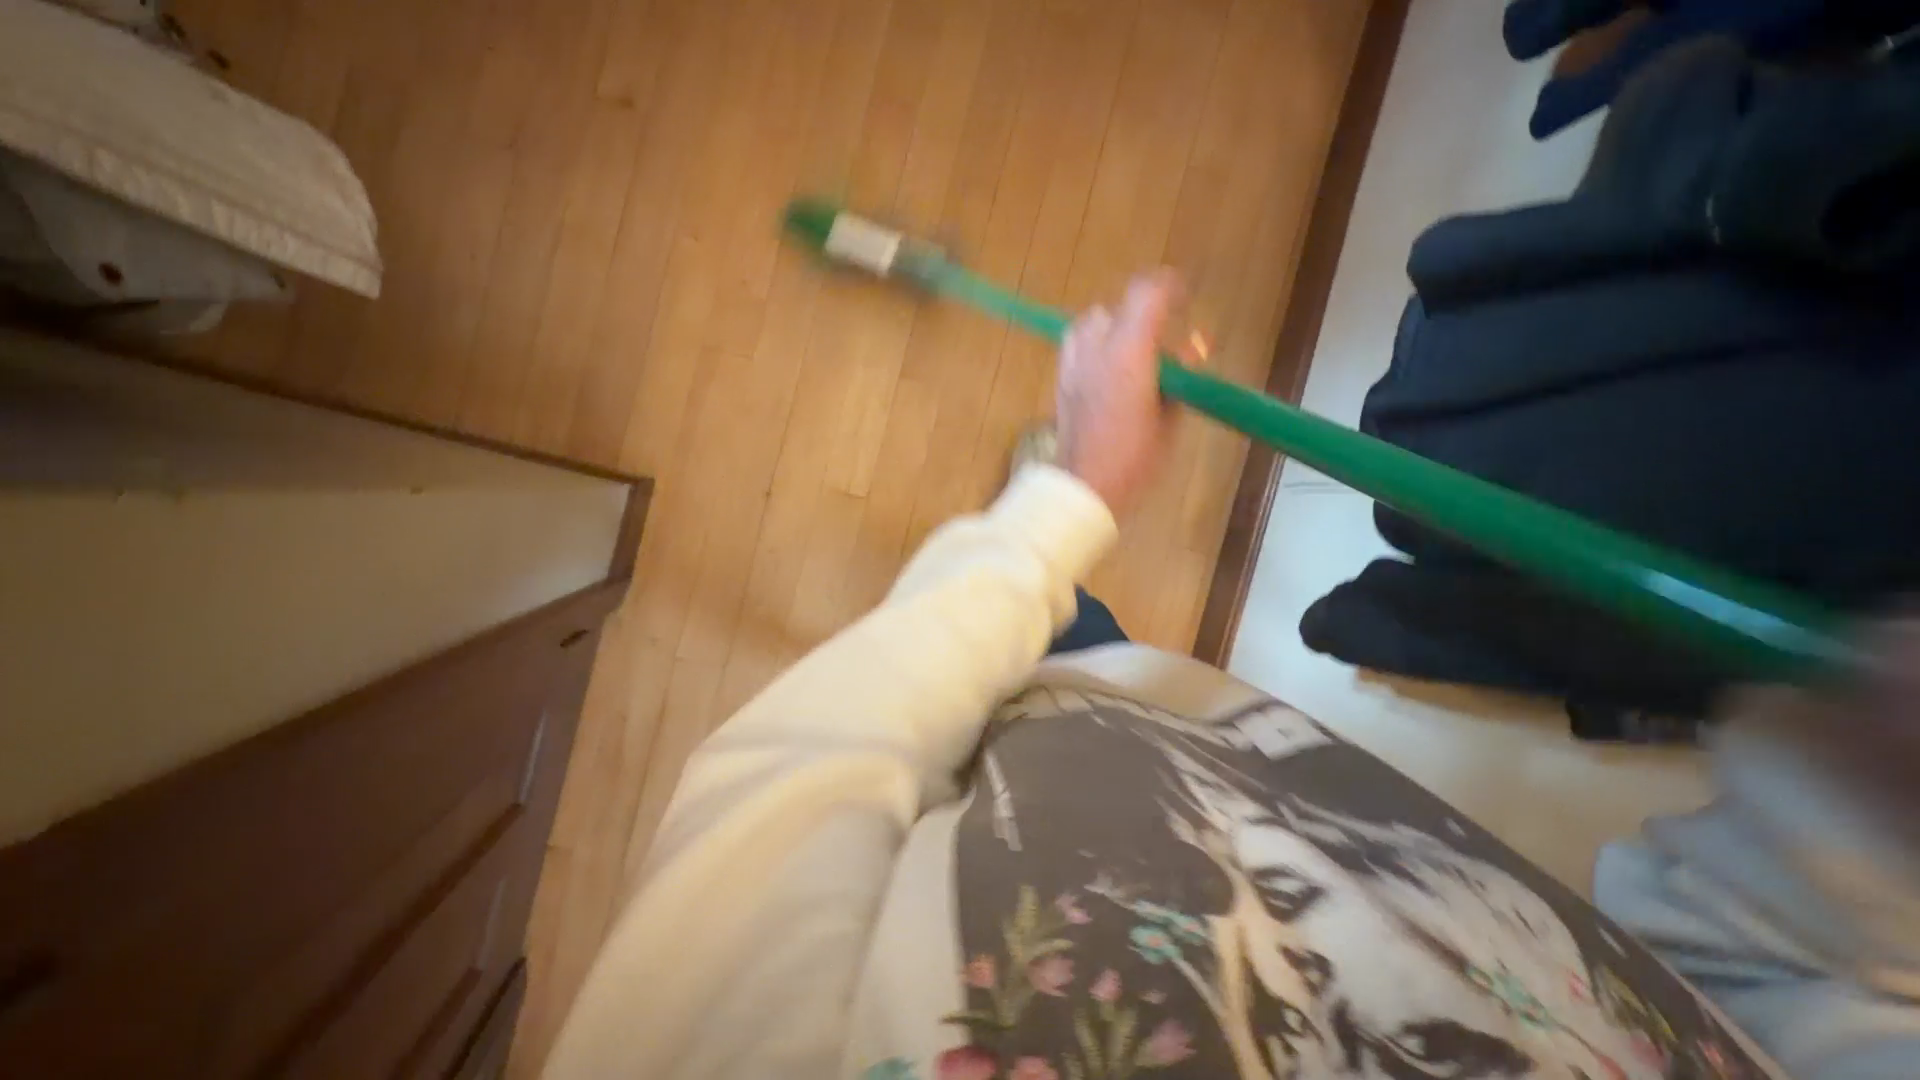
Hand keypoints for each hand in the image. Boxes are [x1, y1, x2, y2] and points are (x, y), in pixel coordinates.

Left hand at [1056, 271, 1180, 513]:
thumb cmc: (1134, 458)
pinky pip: (1077, 345)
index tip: (1186, 297)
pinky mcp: (1059, 379)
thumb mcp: (1170, 418)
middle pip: (1119, 308)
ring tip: (1134, 357)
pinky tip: (1109, 374)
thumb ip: (1179, 378)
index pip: (1146, 294)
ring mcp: (1072, 362)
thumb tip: (1189, 353)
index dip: (1169, 287)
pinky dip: (1096, 347)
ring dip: (1116, 329)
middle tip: (1165, 347)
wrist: (1084, 486)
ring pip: (1092, 322)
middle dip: (1144, 318)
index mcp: (1128, 352)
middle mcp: (1096, 348)